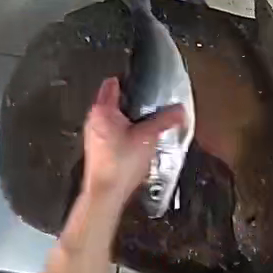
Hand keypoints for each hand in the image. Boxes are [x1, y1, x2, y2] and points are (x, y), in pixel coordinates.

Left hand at [80, 77, 184, 204]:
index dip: (126, 79)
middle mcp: (94, 121)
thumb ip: (166, 120)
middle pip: (111, 101)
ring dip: (126, 119)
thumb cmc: (120, 164)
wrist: (106, 193)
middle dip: (129, 101)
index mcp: (103, 111)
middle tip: (147, 102)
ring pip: (111, 119)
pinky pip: (110, 134)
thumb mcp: (149, 136)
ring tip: (144, 123)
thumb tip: (179, 110)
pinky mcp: (97, 151)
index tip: (138, 79)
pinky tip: (136, 143)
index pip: (112, 84)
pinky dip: (122, 134)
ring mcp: (93, 136)